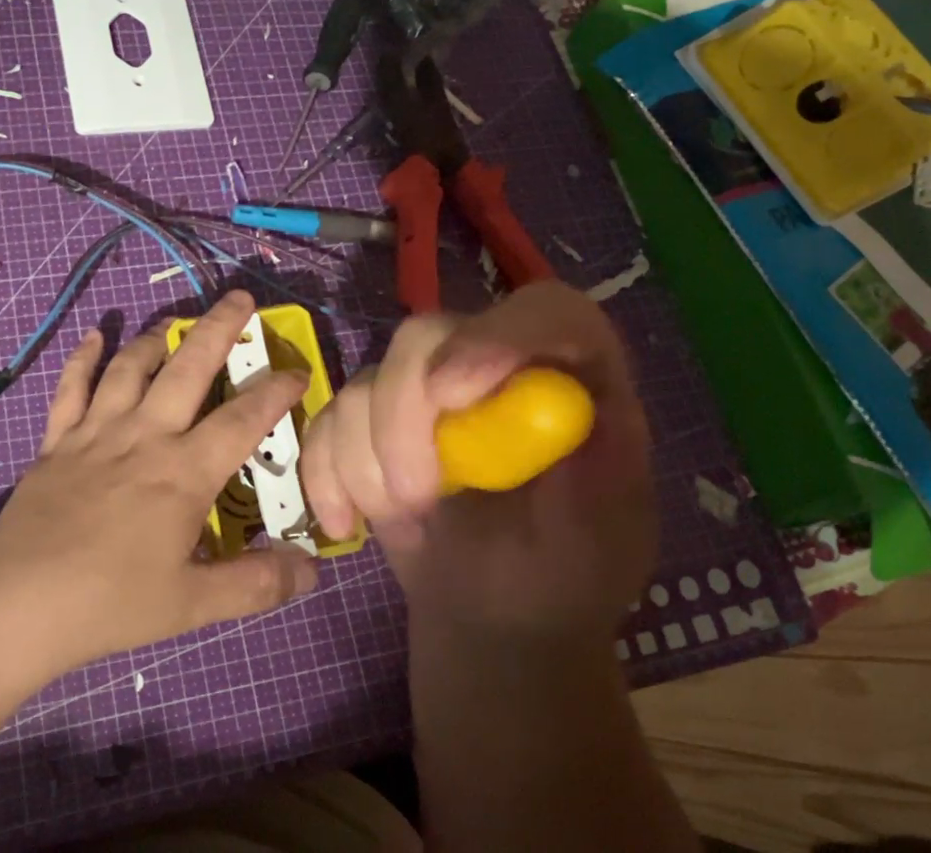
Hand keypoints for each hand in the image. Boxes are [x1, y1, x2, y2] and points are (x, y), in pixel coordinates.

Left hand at [0, 291, 320, 671]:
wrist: (20, 601)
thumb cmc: (112, 603)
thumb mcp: (194, 604)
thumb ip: (257, 585)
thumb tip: (313, 571)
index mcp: (184, 473)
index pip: (242, 420)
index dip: (274, 392)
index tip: (296, 371)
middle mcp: (144, 437)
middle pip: (187, 370)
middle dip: (219, 330)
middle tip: (240, 299)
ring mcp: (95, 434)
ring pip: (130, 368)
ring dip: (154, 338)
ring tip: (172, 321)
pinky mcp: (56, 442)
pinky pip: (71, 388)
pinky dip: (82, 358)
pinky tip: (92, 337)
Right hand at [300, 282, 653, 636]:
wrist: (496, 618)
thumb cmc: (564, 576)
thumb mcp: (606, 536)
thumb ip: (597, 470)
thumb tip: (560, 411)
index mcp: (569, 377)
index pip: (542, 312)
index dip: (493, 336)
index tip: (450, 397)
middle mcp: (490, 365)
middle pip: (424, 336)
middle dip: (403, 417)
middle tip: (416, 496)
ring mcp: (420, 391)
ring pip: (363, 382)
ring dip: (367, 462)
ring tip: (404, 521)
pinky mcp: (368, 423)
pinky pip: (324, 423)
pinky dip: (325, 475)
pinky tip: (346, 522)